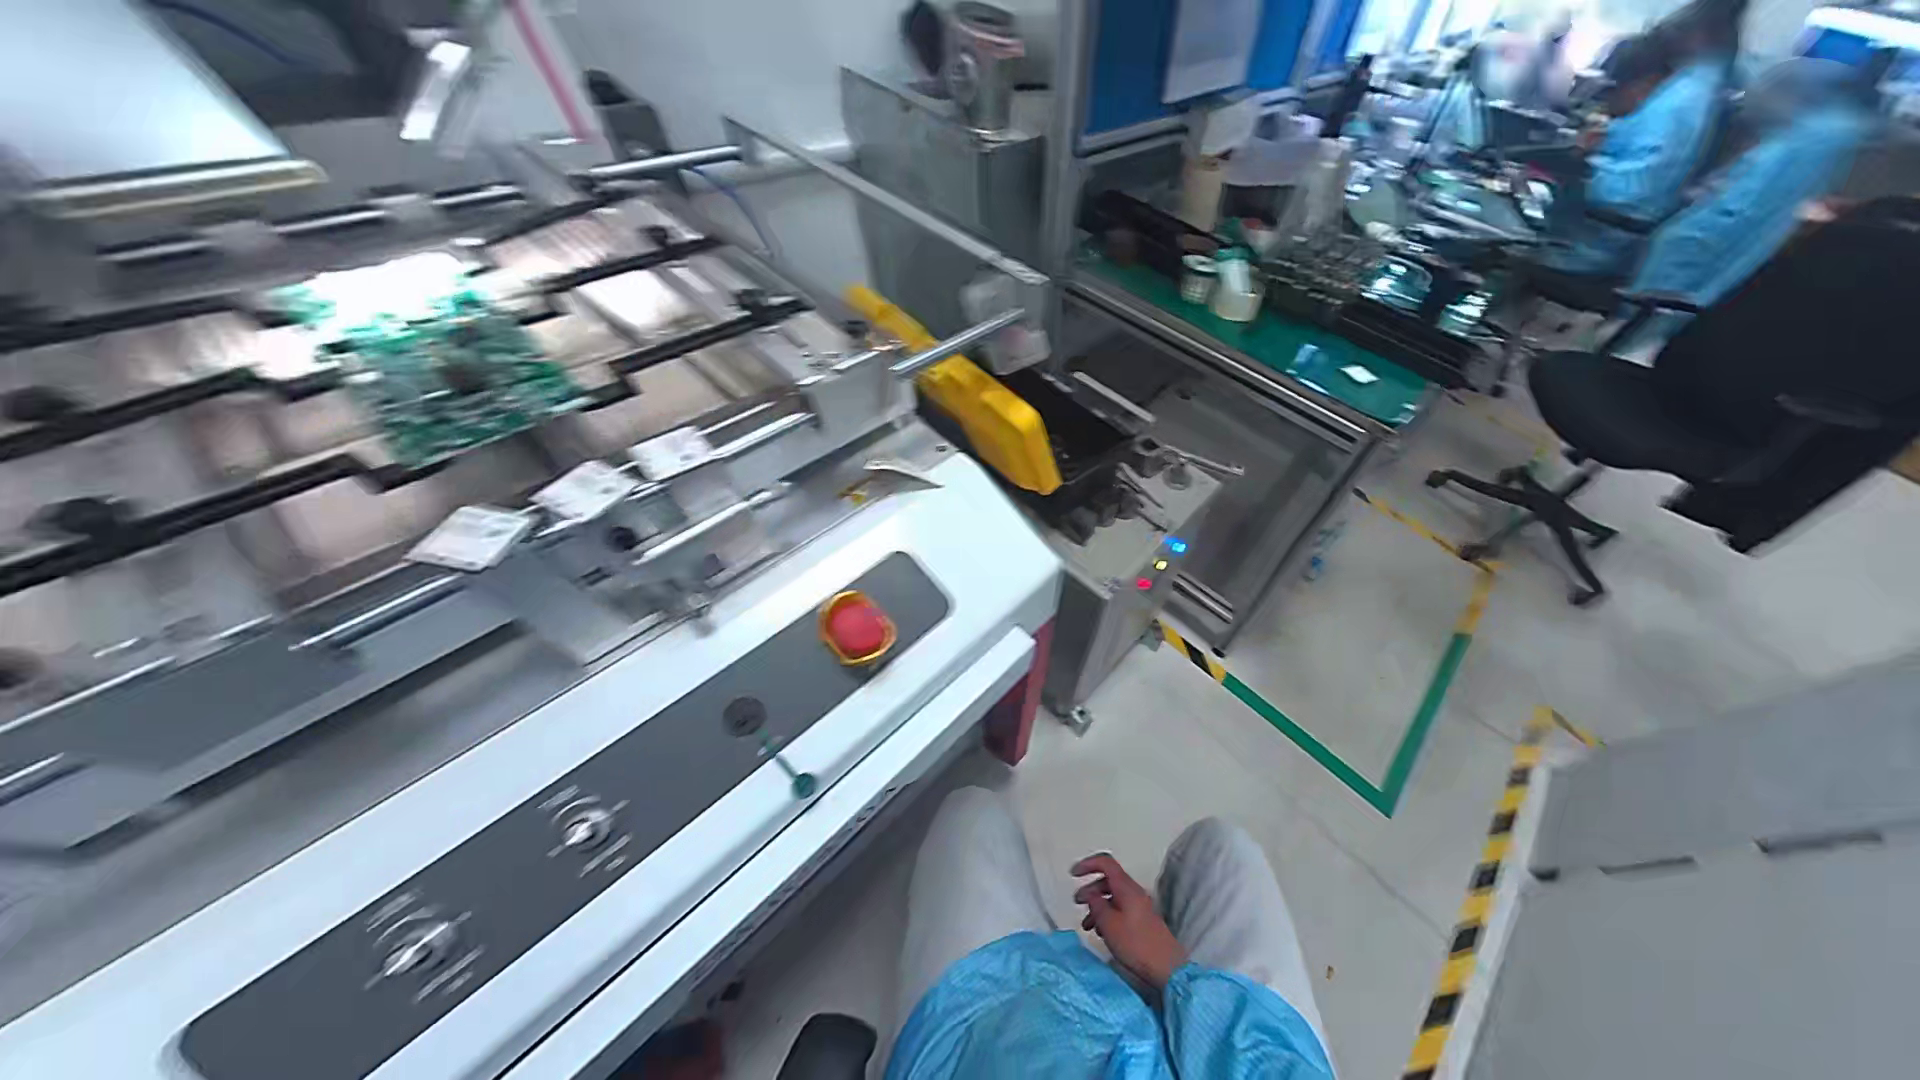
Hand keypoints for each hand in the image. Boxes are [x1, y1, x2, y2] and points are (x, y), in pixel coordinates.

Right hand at [1072, 853, 1186, 989]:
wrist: (1168, 969)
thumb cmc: (1136, 944)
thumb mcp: (1108, 923)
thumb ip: (1096, 904)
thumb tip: (1091, 894)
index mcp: (1126, 887)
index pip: (1105, 863)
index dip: (1088, 864)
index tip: (1074, 874)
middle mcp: (1134, 892)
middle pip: (1108, 881)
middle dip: (1090, 889)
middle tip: (1077, 902)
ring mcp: (1140, 907)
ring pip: (1113, 897)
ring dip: (1097, 906)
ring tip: (1087, 925)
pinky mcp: (1143, 922)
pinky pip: (1120, 910)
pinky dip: (1107, 916)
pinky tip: (1101, 932)